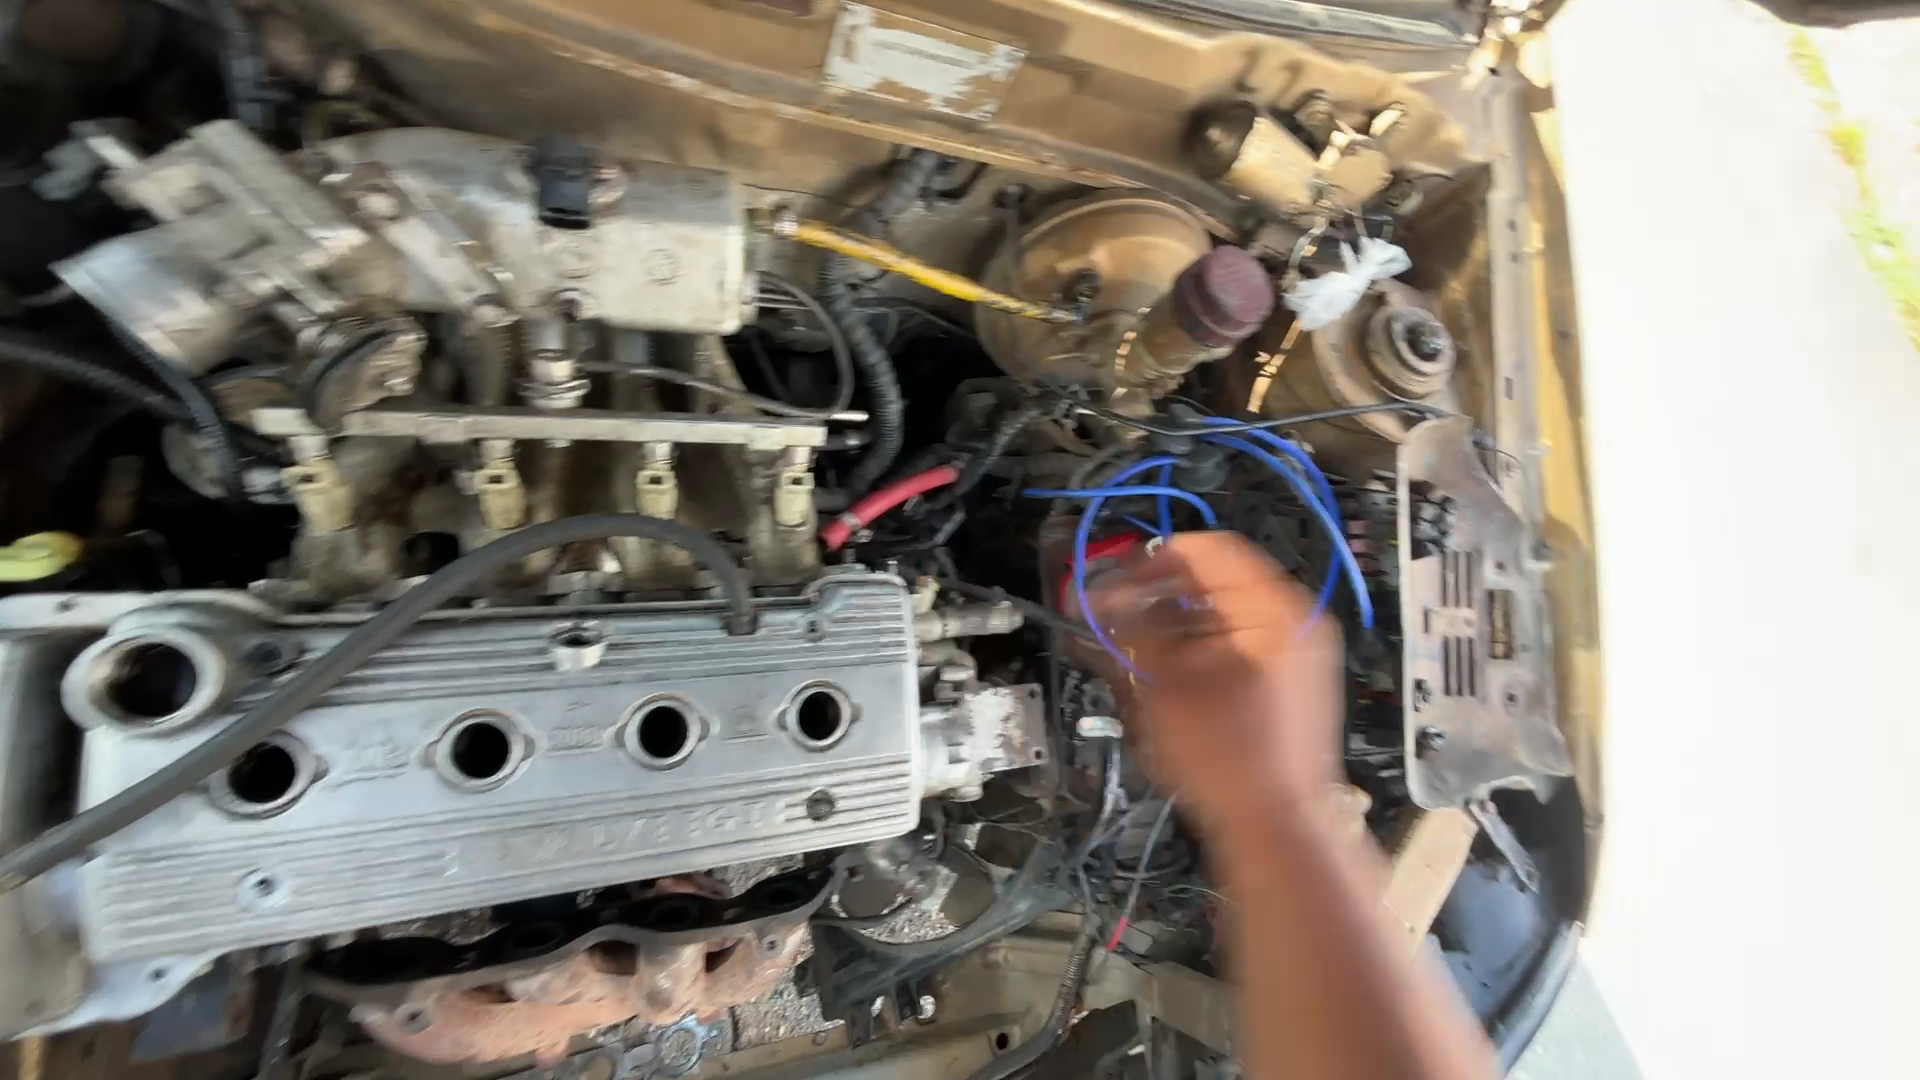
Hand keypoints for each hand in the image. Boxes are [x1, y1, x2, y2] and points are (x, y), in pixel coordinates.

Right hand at [1087, 532, 1345, 838]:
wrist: (1276, 827)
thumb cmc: (1228, 754)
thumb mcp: (1170, 683)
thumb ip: (1136, 627)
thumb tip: (1105, 593)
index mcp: (1276, 611)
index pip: (1213, 551)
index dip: (1157, 556)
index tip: (1116, 572)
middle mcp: (1289, 623)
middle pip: (1212, 582)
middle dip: (1154, 592)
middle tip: (1109, 607)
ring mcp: (1286, 653)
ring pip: (1215, 615)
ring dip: (1165, 619)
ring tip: (1122, 635)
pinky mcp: (1275, 680)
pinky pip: (1225, 643)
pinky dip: (1187, 645)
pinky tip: (1151, 660)